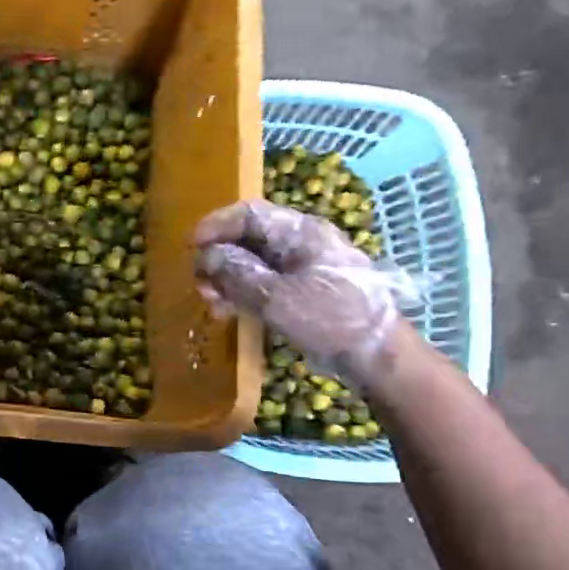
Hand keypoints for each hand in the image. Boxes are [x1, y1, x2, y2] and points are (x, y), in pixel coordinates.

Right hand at [193, 200, 411, 384]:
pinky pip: (264, 281)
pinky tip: (231, 312)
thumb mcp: (277, 297)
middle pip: (247, 238)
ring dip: (227, 279)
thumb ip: (237, 273)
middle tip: (201, 286)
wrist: (377, 356)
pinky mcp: (303, 290)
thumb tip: (206, 256)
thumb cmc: (329, 319)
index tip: (191, 247)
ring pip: (252, 262)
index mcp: (301, 232)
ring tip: (214, 304)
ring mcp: (304, 266)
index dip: (215, 225)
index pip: (249, 213)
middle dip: (218, 258)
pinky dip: (242, 292)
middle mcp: (302, 242)